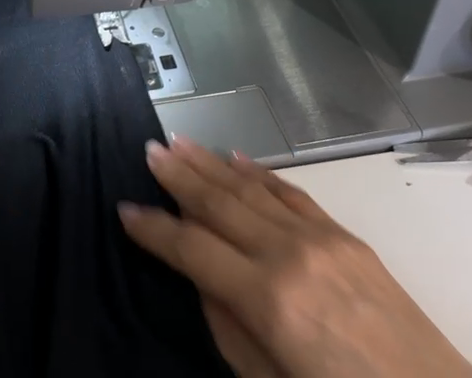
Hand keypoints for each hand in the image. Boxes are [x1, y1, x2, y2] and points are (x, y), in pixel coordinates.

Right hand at [120, 138, 471, 377]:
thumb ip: (229, 328)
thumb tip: (203, 280)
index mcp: (266, 298)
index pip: (192, 249)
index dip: (154, 229)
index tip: (124, 209)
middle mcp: (289, 253)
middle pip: (220, 203)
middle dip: (178, 176)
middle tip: (148, 151)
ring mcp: (322, 238)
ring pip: (252, 188)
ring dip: (211, 163)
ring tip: (178, 142)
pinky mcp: (347, 237)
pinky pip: (292, 193)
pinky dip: (260, 173)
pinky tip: (236, 159)